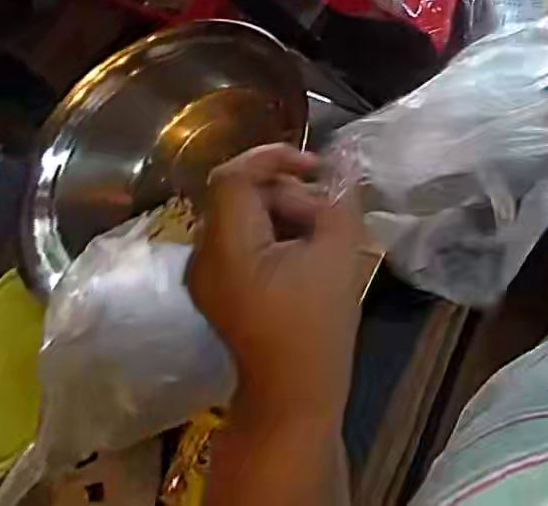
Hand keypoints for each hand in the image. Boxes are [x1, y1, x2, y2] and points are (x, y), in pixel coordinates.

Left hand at [187, 144, 367, 423]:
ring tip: (324, 229)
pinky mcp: (218, 284)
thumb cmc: (318, 321)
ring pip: (244, 212)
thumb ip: (339, 197)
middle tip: (329, 207)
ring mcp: (206, 273)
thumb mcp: (339, 249)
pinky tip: (307, 247)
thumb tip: (343, 162)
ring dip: (286, 208)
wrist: (294, 391)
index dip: (273, 156)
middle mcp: (204, 256)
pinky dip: (275, 228)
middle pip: (241, 193)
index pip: (233, 176)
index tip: (315, 166)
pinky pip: (243, 235)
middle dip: (289, 189)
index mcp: (228, 248)